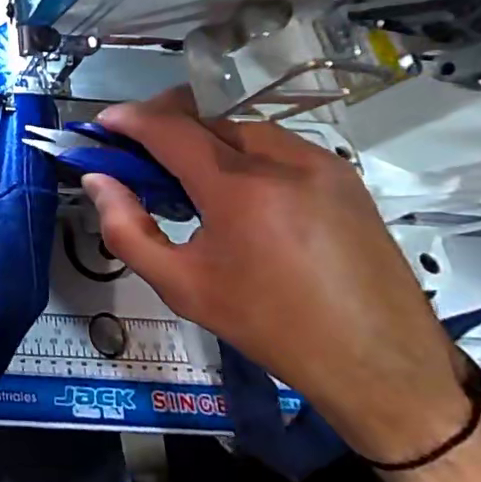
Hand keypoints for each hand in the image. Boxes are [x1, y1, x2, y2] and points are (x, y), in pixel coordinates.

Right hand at [83, 87, 467, 462]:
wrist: (382, 365)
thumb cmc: (272, 328)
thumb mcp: (184, 288)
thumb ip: (127, 230)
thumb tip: (99, 182)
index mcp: (239, 188)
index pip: (170, 128)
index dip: (130, 118)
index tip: (104, 124)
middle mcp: (282, 159)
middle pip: (204, 116)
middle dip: (164, 125)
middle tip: (139, 155)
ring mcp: (319, 161)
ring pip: (240, 127)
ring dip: (204, 138)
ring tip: (192, 179)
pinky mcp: (343, 173)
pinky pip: (276, 143)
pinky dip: (242, 151)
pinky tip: (240, 191)